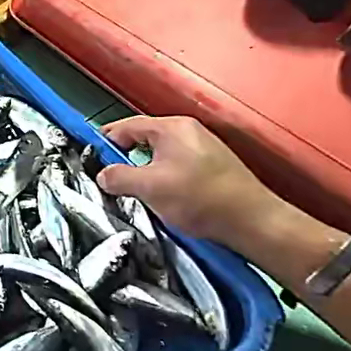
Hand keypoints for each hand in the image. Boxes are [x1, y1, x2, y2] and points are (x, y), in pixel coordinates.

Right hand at [97, 115, 287, 245]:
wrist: (256, 223)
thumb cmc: (202, 199)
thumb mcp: (148, 187)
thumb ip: (117, 177)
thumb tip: (104, 175)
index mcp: (172, 128)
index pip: (125, 126)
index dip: (105, 142)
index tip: (93, 159)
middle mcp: (189, 131)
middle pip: (142, 140)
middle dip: (126, 159)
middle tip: (116, 179)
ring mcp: (204, 148)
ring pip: (159, 155)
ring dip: (146, 171)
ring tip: (142, 192)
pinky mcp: (215, 167)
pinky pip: (177, 165)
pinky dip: (165, 178)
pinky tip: (167, 197)